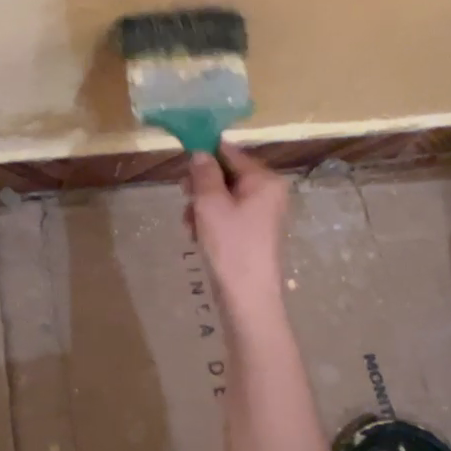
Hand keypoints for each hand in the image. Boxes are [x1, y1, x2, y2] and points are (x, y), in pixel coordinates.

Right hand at [185, 143, 289, 311]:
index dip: (205, 153)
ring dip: (201, 206)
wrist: (247, 298)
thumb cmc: (231, 245)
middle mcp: (268, 193)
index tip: (182, 160)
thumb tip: (200, 153)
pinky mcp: (252, 234)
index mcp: (265, 180)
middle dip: (201, 186)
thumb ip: (204, 174)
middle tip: (183, 196)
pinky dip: (210, 221)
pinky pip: (227, 216)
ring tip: (189, 224)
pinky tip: (196, 235)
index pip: (231, 152)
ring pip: (223, 197)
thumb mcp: (210, 204)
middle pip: (227, 175)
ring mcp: (262, 214)